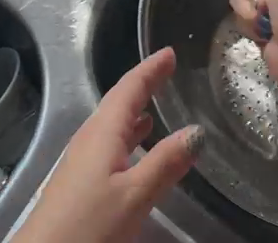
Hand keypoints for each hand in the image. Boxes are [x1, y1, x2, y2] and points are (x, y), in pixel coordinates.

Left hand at [12, 47, 200, 242]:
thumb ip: (165, 163)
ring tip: (156, 102)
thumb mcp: (134, 196)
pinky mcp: (80, 179)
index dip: (150, 69)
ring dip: (135, 108)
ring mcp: (82, 158)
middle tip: (167, 69)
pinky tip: (136, 145)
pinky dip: (127, 132)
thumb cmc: (89, 225)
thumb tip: (196, 130)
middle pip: (119, 100)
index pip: (129, 88)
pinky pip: (109, 140)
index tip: (170, 52)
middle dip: (144, 83)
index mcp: (103, 131)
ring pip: (113, 121)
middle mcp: (90, 137)